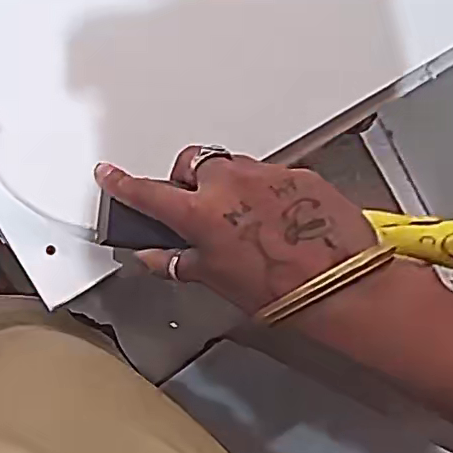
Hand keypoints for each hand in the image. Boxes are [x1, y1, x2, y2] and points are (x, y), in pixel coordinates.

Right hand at [94, 148, 380, 312]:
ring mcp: (266, 174)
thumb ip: (178, 261)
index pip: (148, 192)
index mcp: (201, 213)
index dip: (122, 183)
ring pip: (230, 165)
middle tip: (194, 206)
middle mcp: (230, 184)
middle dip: (186, 179)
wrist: (343, 287)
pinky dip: (262, 189)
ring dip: (225, 183)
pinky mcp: (298, 173)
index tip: (109, 173)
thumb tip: (156, 258)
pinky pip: (267, 173)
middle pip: (192, 162)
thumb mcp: (217, 279)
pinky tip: (272, 217)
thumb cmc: (282, 290)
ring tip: (239, 216)